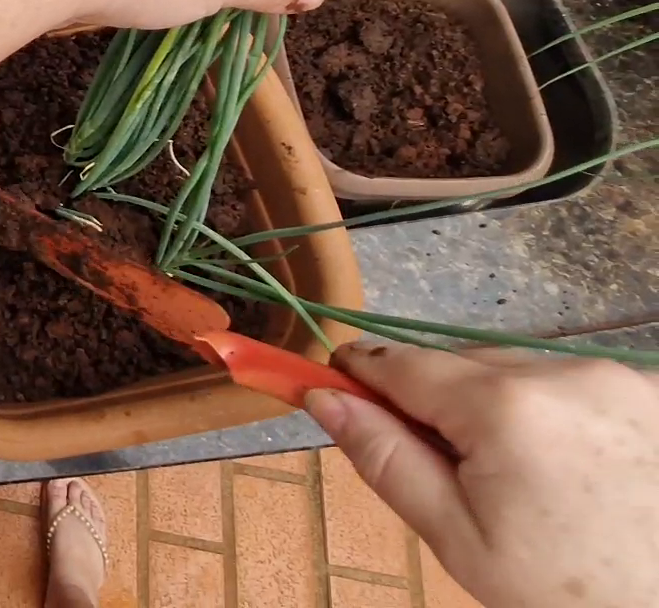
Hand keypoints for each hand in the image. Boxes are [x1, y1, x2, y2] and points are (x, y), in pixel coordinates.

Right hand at [306, 343, 658, 607]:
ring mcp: (621, 382)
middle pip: (451, 363)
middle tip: (448, 468)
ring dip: (490, 404)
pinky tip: (571, 468)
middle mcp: (563, 373)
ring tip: (519, 475)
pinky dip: (546, 411)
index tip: (332, 393)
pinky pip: (562, 384)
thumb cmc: (576, 594)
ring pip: (506, 369)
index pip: (391, 361)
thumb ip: (383, 457)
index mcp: (504, 405)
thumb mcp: (461, 539)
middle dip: (433, 402)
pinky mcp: (654, 396)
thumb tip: (319, 396)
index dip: (355, 376)